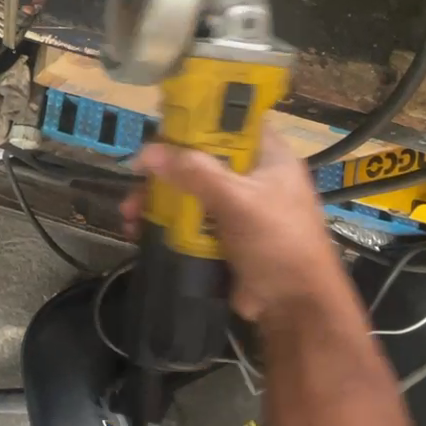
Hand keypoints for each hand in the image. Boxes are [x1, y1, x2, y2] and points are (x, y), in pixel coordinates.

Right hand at [120, 133, 352, 322]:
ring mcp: (232, 206)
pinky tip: (137, 230)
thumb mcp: (238, 201)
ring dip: (154, 200)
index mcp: (267, 157)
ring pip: (184, 190)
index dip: (197, 117)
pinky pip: (182, 219)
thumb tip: (145, 153)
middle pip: (196, 157)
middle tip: (136, 179)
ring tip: (130, 214)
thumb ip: (193, 173)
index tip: (161, 126)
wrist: (294, 308)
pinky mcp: (217, 234)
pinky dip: (159, 223)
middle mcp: (249, 176)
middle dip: (162, 169)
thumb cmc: (279, 244)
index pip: (231, 120)